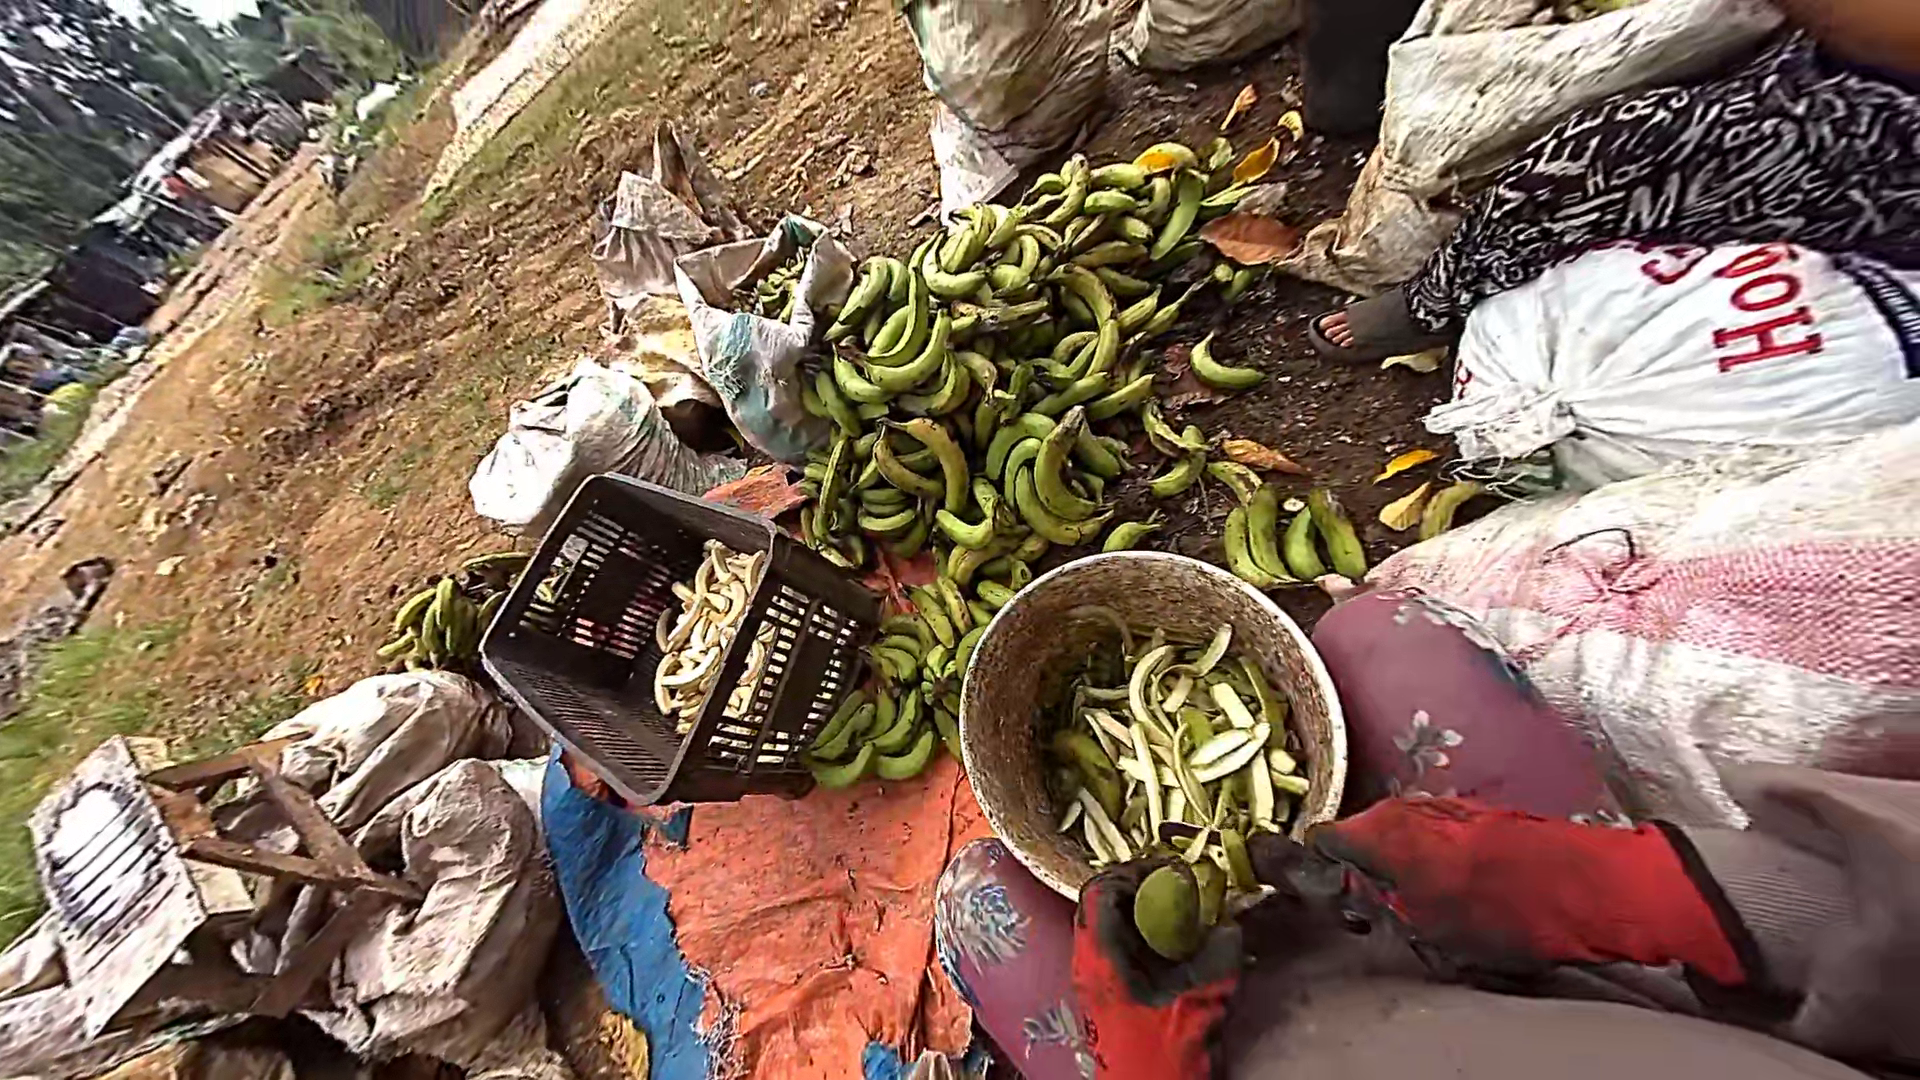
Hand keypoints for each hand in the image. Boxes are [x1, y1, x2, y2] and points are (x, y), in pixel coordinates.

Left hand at [1072, 859, 1241, 1079]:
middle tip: (1169, 882)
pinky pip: (1113, 942)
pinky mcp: (1103, 989)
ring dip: (1136, 906)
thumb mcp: (1196, 1006)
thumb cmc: (1163, 1059)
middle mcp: (1087, 959)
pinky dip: (1137, 930)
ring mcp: (1091, 975)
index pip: (1100, 891)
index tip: (1165, 869)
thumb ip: (1215, 960)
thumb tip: (1230, 925)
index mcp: (1099, 956)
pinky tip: (1168, 939)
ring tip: (1171, 904)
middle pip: (1099, 901)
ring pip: (1105, 920)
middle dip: (1134, 885)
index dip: (1131, 872)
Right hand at [1254, 798, 1755, 986]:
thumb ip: (1380, 908)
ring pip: (1389, 832)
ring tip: (1415, 896)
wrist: (1584, 882)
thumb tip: (1356, 905)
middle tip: (1371, 903)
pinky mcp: (1461, 811)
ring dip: (1392, 860)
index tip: (1322, 890)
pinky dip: (1423, 854)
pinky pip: (1422, 831)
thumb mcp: (1428, 928)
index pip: (1318, 839)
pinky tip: (1452, 883)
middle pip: (1353, 834)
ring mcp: (1429, 805)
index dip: (1314, 867)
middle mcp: (1393, 809)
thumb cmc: (1497, 909)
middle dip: (1357, 866)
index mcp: (1375, 832)